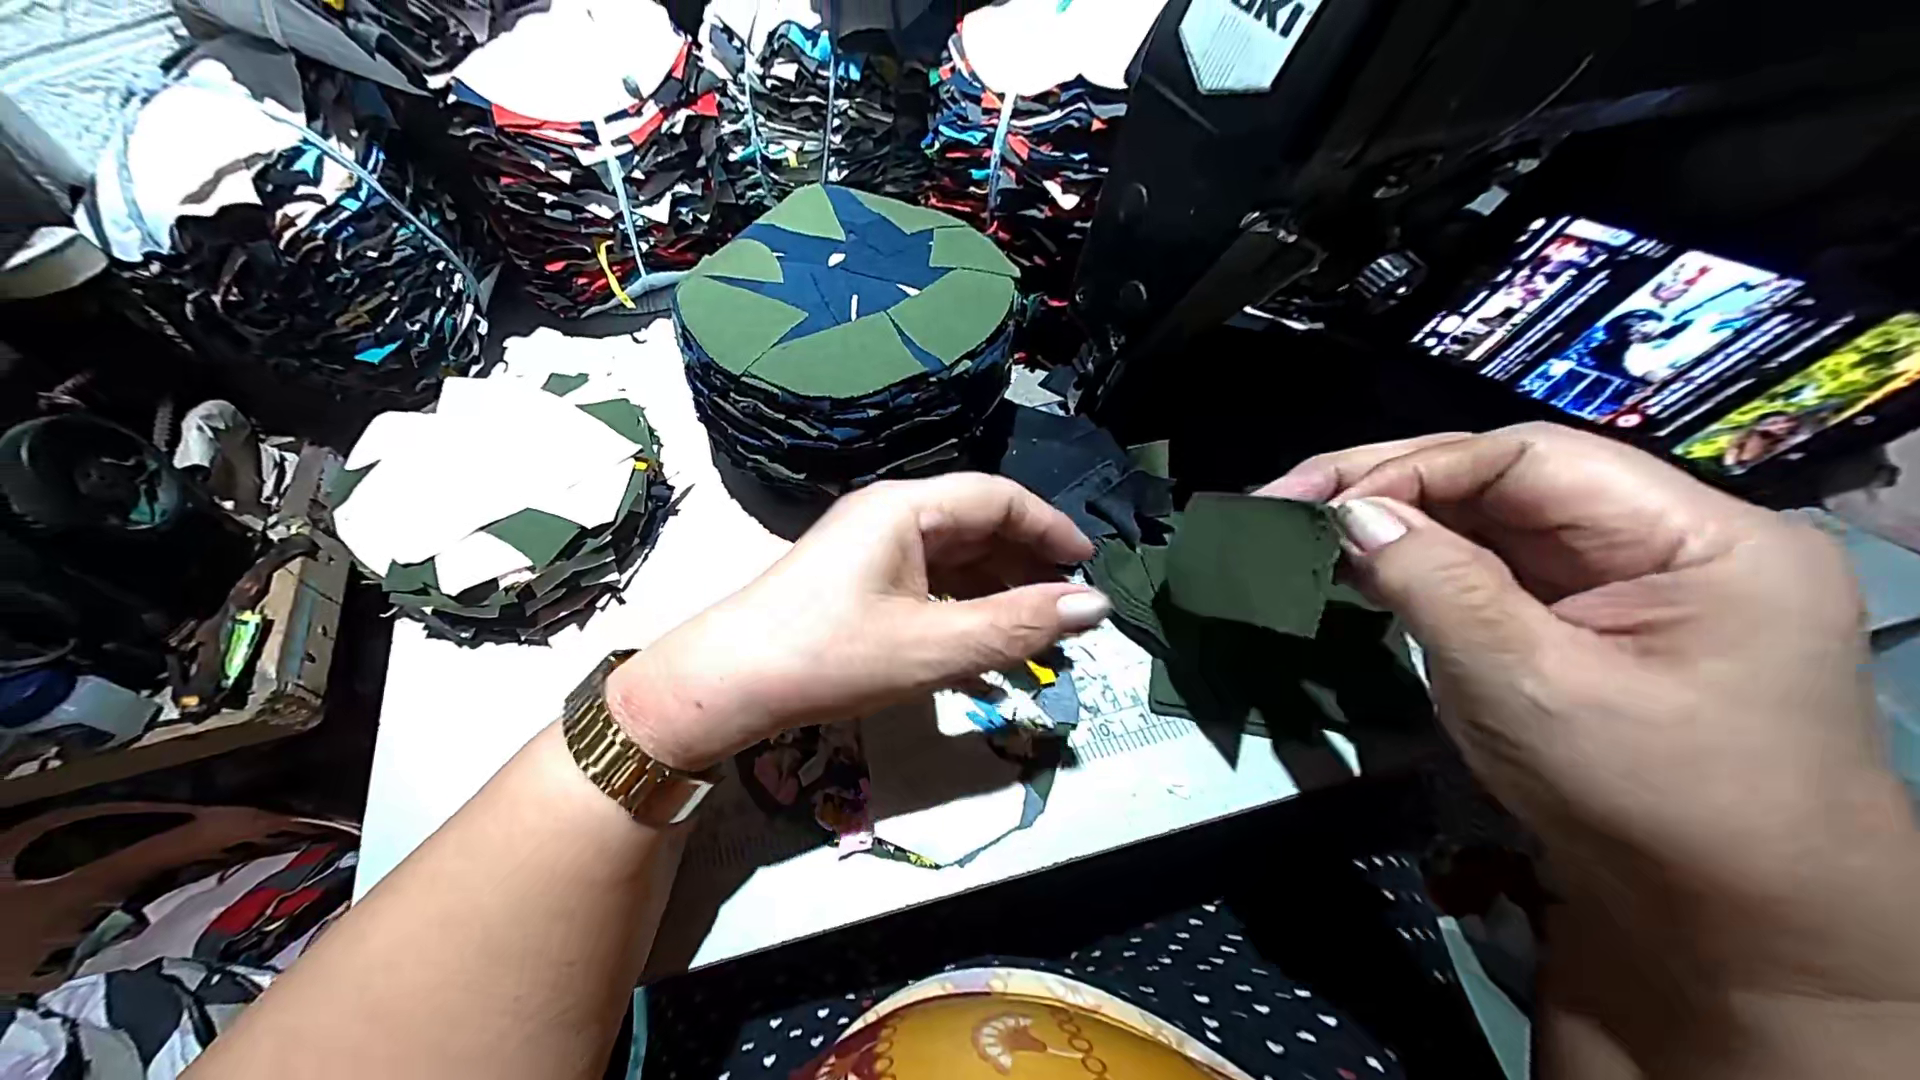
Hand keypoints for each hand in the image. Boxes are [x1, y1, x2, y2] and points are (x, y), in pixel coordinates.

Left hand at [603, 473, 1109, 770]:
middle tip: (1066, 610)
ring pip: (954, 558)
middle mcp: (890, 515)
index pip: (997, 498)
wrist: (726, 686)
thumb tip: (1094, 606)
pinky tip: (983, 649)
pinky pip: (928, 583)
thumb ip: (1017, 625)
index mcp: (905, 509)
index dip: (1049, 528)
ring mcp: (872, 547)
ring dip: (997, 593)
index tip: (1087, 564)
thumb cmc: (828, 657)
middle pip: (977, 526)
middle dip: (1026, 565)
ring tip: (1034, 636)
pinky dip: (963, 609)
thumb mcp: (933, 646)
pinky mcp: (861, 579)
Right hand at [1261, 423, 1919, 1069]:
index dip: (1415, 469)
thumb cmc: (1643, 797)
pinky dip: (1406, 557)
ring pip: (1476, 514)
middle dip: (1386, 483)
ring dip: (1387, 518)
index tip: (1325, 505)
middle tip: (1289, 498)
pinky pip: (1474, 560)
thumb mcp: (1526, 683)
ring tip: (1303, 524)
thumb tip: (1346, 513)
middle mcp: (1652, 533)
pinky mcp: (1562, 607)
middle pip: (1497, 476)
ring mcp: (1606, 571)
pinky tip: (1351, 561)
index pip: (1527, 458)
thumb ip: (1435, 582)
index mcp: (1693, 536)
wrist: (1714, 912)